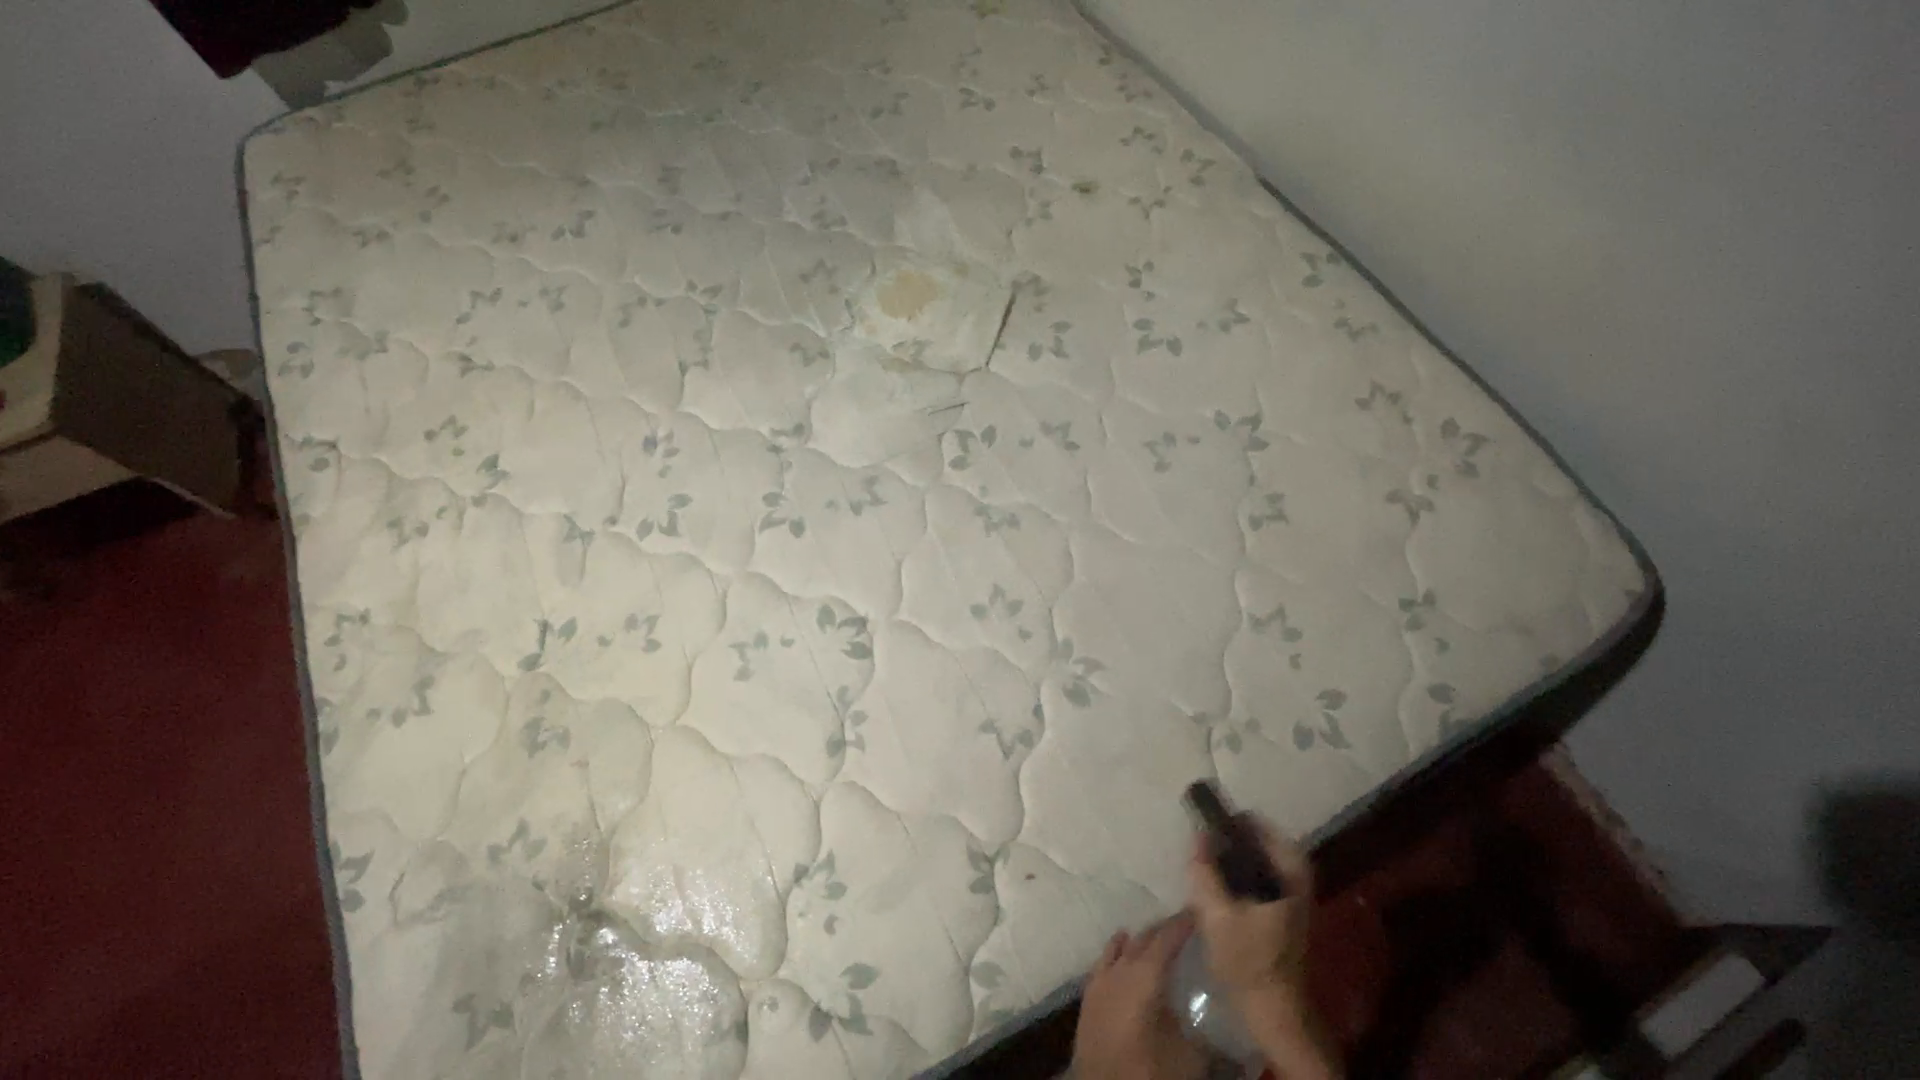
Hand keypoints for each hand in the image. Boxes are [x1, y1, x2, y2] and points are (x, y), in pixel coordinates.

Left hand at [1072, 915, 1206, 1079]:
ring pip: (1122, 946)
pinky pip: (1104, 960)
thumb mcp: (1192, 1055)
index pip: (1168, 938)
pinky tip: (1122, 947)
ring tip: (1156, 937)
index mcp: (1147, 974)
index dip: (1183, 923)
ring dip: (1140, 940)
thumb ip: (1209, 1035)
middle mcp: (1122, 968)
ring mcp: (1101, 979)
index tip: (1197, 910)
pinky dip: (1117, 950)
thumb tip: (1231, 1032)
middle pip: (1144, 938)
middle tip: (1183, 925)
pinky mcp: (1089, 995)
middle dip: (1163, 930)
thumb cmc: (1150, 1069)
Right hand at [1186, 816, 1313, 1005]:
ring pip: (1255, 859)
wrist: (1275, 1009)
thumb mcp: (1216, 914)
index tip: (1200, 824)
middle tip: (1196, 847)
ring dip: (1229, 858)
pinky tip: (1214, 887)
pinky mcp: (1283, 909)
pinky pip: (1256, 877)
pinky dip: (1235, 875)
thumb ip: (1205, 871)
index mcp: (1288, 870)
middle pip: (1256, 840)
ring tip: (1200, 864)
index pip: (1255, 823)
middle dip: (1225, 840)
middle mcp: (1296, 875)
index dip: (1226, 821)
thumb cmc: (1248, 960)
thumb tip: (1199, 835)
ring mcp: (1292, 893)